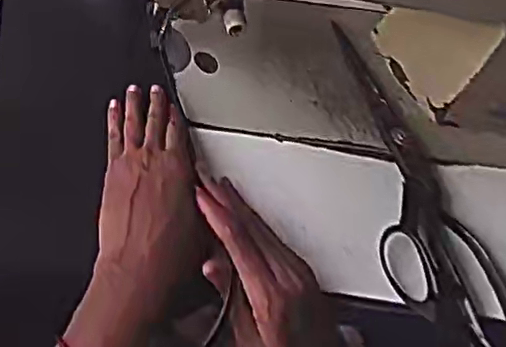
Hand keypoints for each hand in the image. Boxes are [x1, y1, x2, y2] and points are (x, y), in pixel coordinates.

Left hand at [63, 85, 201, 346]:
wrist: (135, 269)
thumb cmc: (168, 257)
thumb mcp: (201, 228)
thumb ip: (203, 202)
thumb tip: (206, 192)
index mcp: (179, 170)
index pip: (179, 133)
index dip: (177, 116)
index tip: (175, 106)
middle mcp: (154, 159)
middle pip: (156, 122)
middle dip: (157, 103)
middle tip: (156, 90)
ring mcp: (131, 162)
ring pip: (133, 123)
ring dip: (134, 104)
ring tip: (133, 90)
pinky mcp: (112, 171)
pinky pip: (113, 137)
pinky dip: (113, 120)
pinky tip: (113, 110)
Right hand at [197, 175, 340, 346]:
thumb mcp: (249, 339)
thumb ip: (231, 299)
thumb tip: (211, 264)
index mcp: (271, 295)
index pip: (237, 239)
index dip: (216, 212)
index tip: (200, 194)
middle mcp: (289, 277)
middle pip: (251, 225)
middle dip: (224, 198)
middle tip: (205, 176)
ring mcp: (300, 272)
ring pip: (263, 226)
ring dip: (239, 203)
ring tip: (220, 186)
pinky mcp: (305, 271)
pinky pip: (274, 235)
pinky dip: (255, 218)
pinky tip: (245, 211)